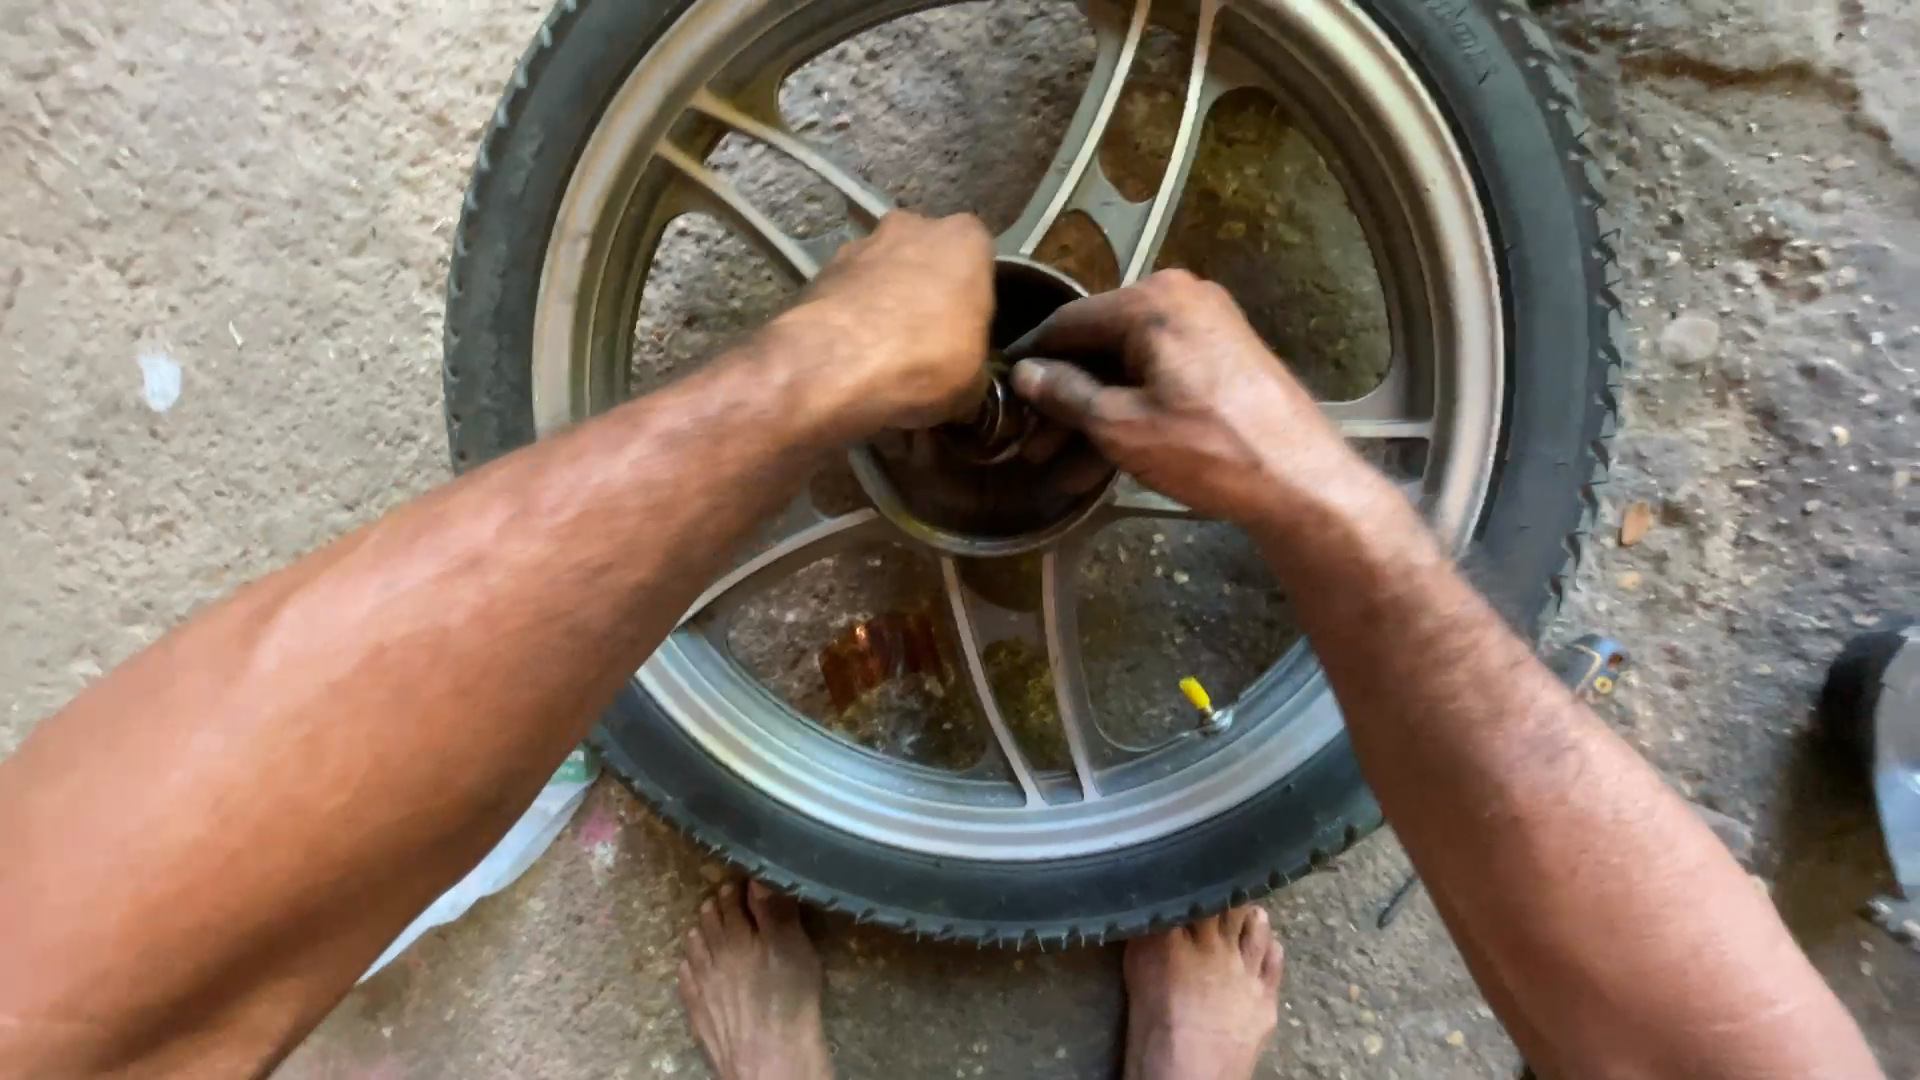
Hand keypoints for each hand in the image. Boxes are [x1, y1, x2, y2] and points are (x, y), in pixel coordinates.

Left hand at [775, 211, 994, 434]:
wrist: (840, 365)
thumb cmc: (928, 361)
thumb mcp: (974, 383)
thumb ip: (973, 370)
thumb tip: (963, 385)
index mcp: (965, 241)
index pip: (978, 262)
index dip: (971, 302)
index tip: (964, 336)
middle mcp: (914, 227)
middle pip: (926, 260)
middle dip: (925, 293)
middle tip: (924, 343)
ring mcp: (862, 243)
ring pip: (883, 273)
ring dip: (885, 302)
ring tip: (882, 353)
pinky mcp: (822, 269)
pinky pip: (848, 293)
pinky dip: (851, 316)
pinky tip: (851, 354)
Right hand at [1007, 269, 1393, 528]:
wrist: (1300, 479)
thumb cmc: (1205, 448)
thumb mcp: (1120, 425)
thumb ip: (1065, 393)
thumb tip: (1024, 373)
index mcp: (1150, 302)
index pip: (1068, 323)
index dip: (1031, 360)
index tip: (1001, 391)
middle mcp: (1178, 300)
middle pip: (1097, 348)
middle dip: (1061, 402)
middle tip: (1032, 446)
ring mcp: (1204, 329)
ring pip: (1125, 371)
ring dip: (1090, 418)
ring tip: (1058, 467)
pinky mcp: (1219, 360)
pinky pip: (1155, 381)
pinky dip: (1127, 415)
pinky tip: (1098, 462)